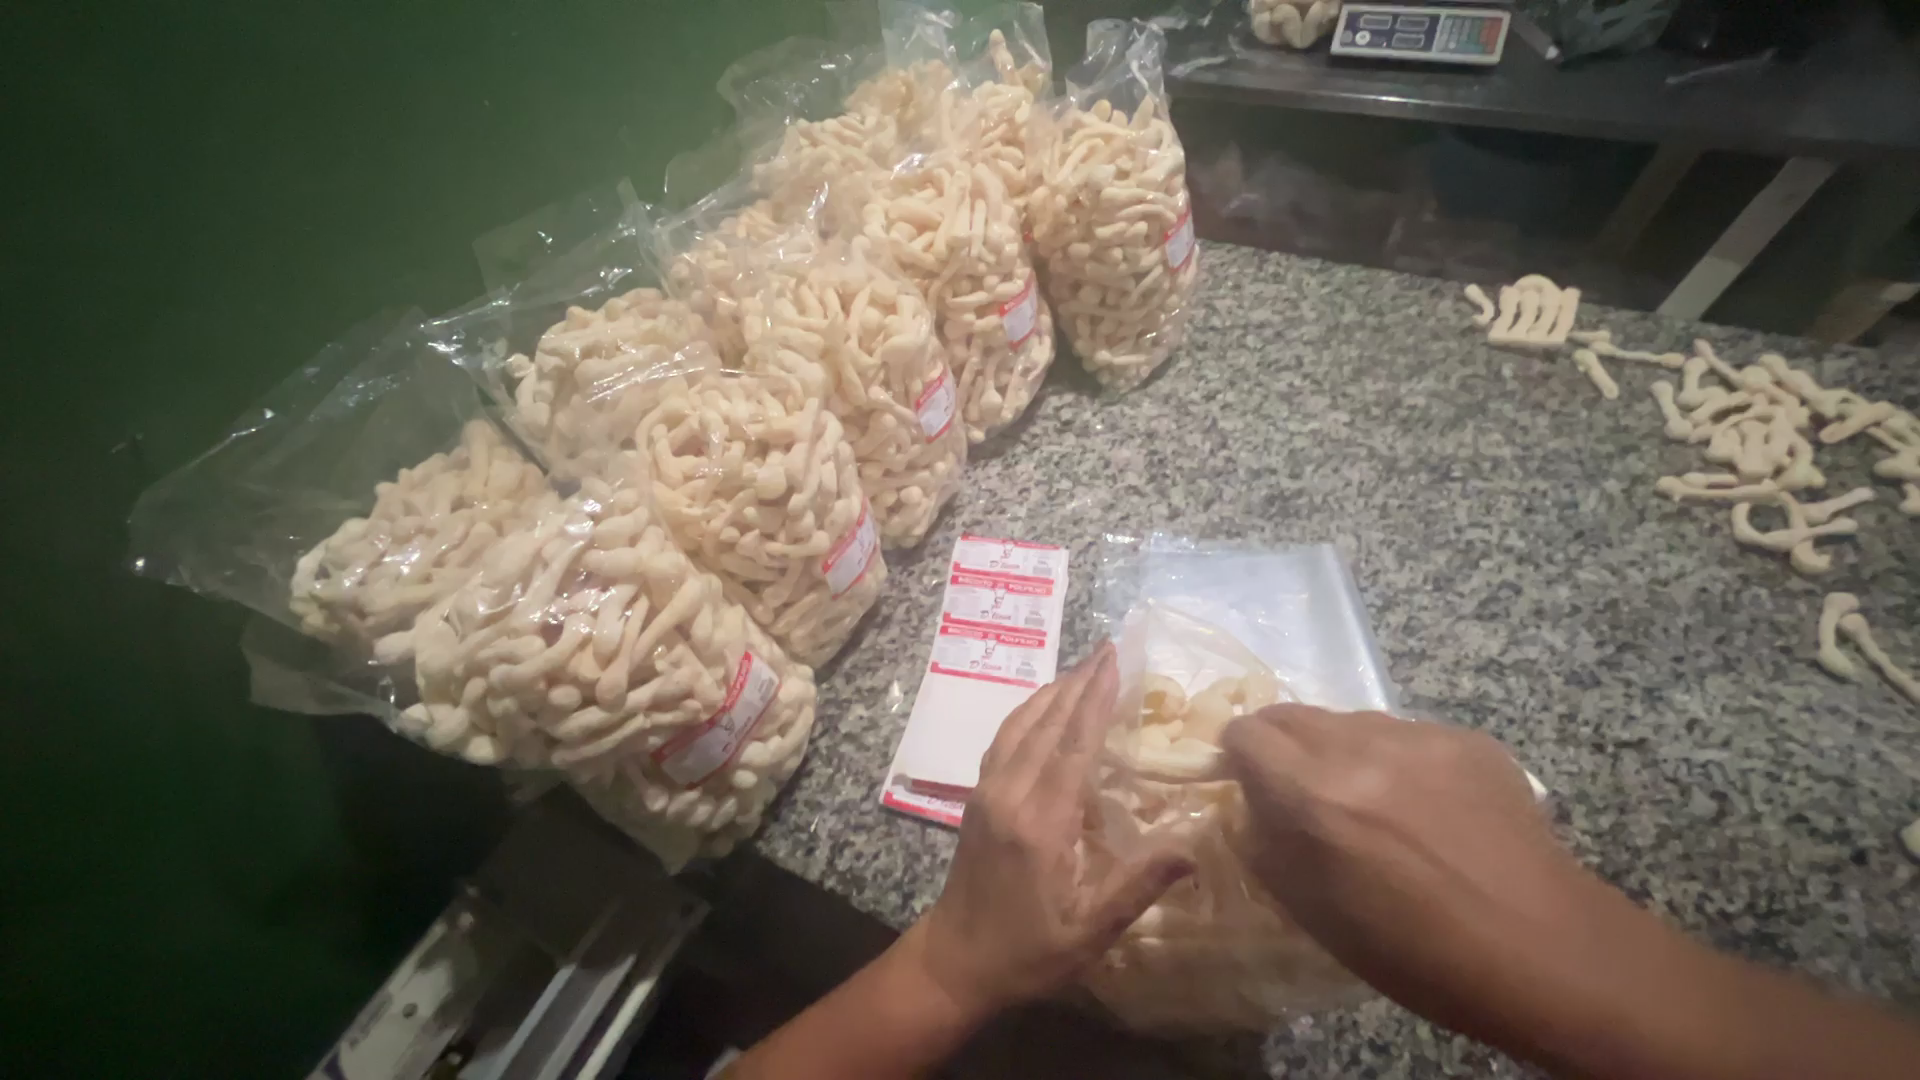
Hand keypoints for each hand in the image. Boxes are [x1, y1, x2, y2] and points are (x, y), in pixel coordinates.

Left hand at [909, 643, 1194, 1015]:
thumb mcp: (1088, 931)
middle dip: (1079, 682)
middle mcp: (1009, 792)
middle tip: (1107, 648)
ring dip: (1053, 691)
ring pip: (1021, 724)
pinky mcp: (978, 793)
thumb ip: (1136, 885)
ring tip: (1083, 668)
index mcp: (1040, 822)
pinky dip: (1028, 712)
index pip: (1073, 744)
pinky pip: (1005, 738)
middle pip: (1047, 723)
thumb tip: (1191, 846)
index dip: (1095, 698)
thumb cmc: (1026, 951)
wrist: (955, 959)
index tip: (1113, 660)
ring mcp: (988, 789)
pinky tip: (1044, 706)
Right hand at [1220, 706, 1619, 1039]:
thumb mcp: (1307, 907)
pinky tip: (1428, 808)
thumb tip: (1251, 803)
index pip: (1243, 732)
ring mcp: (1417, 736)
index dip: (1238, 757)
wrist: (1546, 952)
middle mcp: (1357, 748)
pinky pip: (1405, 733)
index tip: (1249, 784)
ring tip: (1374, 803)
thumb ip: (1262, 839)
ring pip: (1347, 720)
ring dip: (1340, 751)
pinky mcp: (1465, 738)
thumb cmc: (1411, 949)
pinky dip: (1398, 760)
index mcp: (1311, 792)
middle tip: (1303, 792)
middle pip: (1288, 714)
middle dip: (1282, 747)